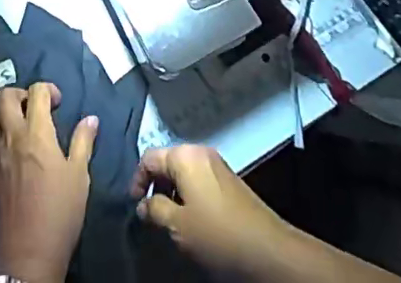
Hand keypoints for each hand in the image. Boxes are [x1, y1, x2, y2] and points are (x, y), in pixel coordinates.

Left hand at [0, 82, 97, 282]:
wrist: (28, 252)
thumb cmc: (60, 212)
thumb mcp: (79, 176)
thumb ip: (82, 142)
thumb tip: (90, 119)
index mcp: (37, 134)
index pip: (36, 92)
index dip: (48, 89)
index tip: (58, 103)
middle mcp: (12, 137)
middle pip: (4, 96)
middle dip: (20, 93)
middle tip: (35, 106)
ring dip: (4, 111)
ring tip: (21, 122)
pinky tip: (12, 144)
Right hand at [130, 145, 298, 278]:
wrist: (266, 248)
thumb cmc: (216, 233)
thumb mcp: (177, 225)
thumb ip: (154, 210)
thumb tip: (143, 204)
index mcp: (185, 156)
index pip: (149, 157)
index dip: (137, 180)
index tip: (135, 206)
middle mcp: (200, 152)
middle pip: (167, 162)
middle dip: (155, 186)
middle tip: (151, 215)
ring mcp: (217, 164)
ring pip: (184, 172)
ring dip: (172, 192)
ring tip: (170, 220)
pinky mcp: (229, 180)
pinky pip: (199, 179)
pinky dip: (189, 195)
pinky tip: (192, 219)